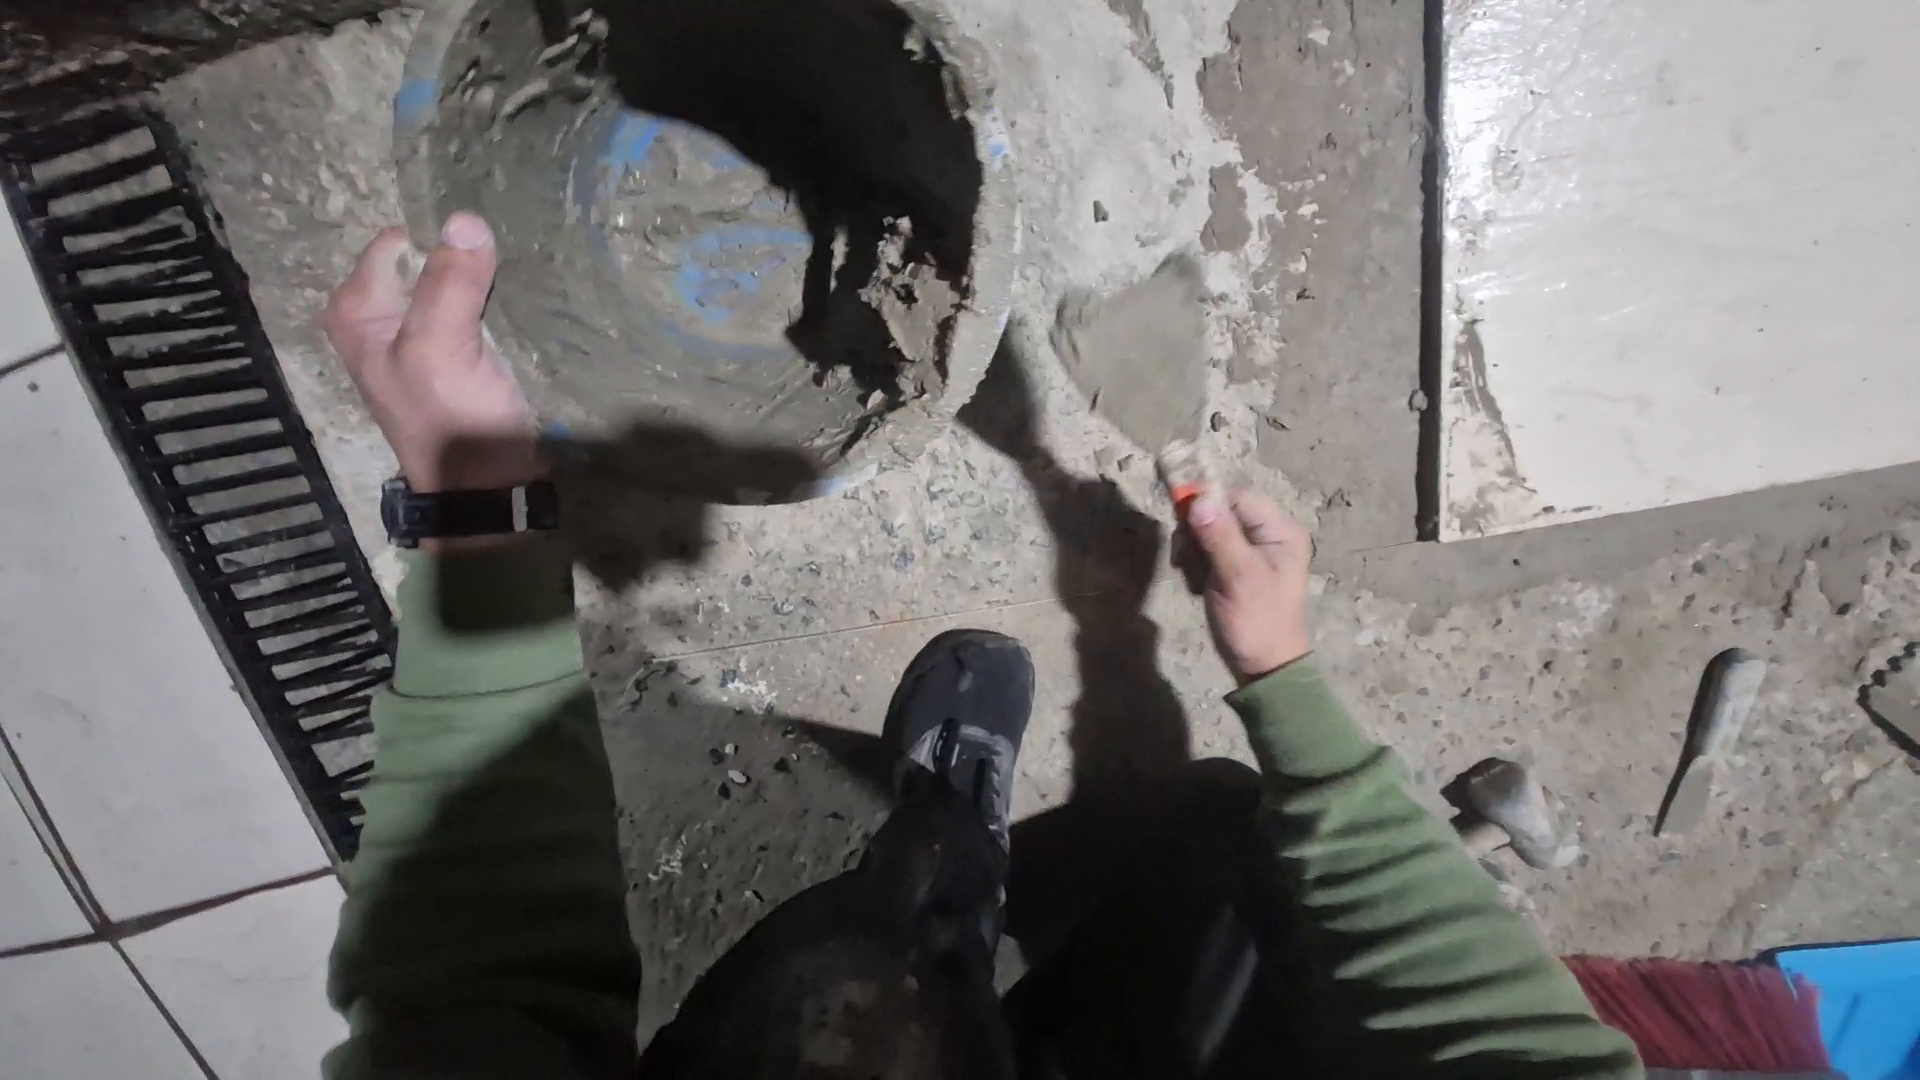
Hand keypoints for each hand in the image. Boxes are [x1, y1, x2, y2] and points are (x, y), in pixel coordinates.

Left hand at [320, 212, 541, 493]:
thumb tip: (466, 217)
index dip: (441, 236)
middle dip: (466, 258)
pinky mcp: (464, 365)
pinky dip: (501, 310)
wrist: (487, 489)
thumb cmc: (453, 420)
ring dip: (489, 284)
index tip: (488, 235)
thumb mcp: (442, 348)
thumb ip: (450, 284)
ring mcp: (427, 345)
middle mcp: (386, 322)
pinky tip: (527, 305)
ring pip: (459, 293)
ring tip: (526, 272)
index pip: (397, 245)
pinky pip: (480, 320)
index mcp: (359, 312)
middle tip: (513, 251)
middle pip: (429, 266)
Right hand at [1183, 489, 1312, 683]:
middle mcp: (1268, 535)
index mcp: (1280, 532)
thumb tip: (1199, 497)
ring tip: (1193, 576)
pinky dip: (1196, 563)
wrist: (1262, 666)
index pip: (1237, 498)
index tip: (1183, 524)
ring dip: (1193, 549)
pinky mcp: (1234, 566)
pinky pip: (1206, 550)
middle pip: (1220, 511)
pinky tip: (1197, 584)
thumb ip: (1219, 535)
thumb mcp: (1238, 577)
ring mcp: (1250, 551)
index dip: (1207, 505)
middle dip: (1197, 531)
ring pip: (1208, 530)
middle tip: (1185, 558)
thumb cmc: (1256, 622)